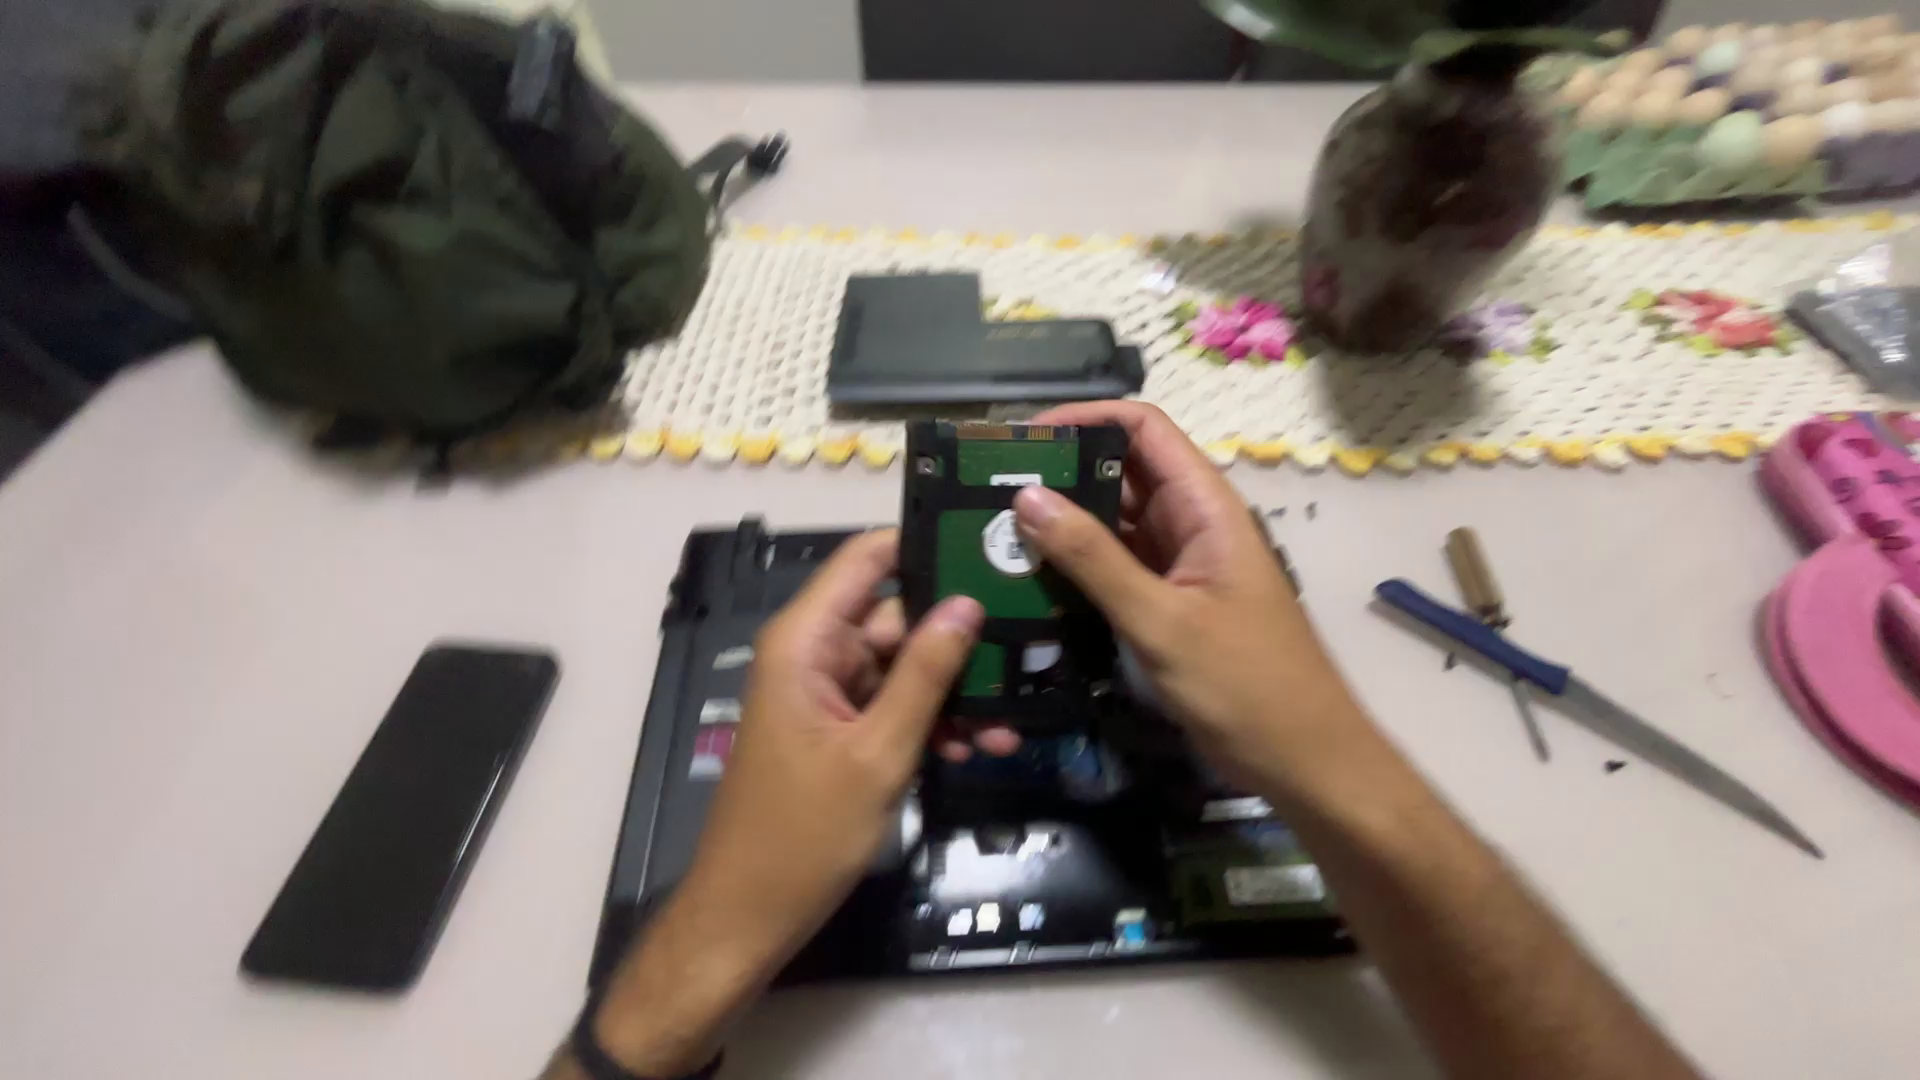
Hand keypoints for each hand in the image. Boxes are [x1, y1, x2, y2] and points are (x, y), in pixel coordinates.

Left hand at [585, 531, 980, 1075]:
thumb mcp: (877, 752)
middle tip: (1026, 645)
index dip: (922, 544)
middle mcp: (816, 652)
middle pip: (897, 615)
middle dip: (957, 636)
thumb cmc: (803, 833)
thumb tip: (968, 604)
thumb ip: (924, 674)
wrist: (750, 915)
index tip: (987, 546)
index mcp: (806, 640)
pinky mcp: (842, 726)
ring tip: (1009, 718)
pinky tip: (977, 744)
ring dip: (953, 689)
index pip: (866, 559)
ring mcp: (830, 691)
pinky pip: (895, 702)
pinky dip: (932, 719)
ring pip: (904, 664)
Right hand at [988, 401, 1376, 800]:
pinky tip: (1025, 574)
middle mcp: (1188, 522)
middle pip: (1120, 472)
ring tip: (993, 527)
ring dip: (1060, 521)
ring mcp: (1174, 564)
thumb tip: (1027, 497)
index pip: (1143, 429)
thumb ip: (1093, 558)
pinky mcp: (1161, 602)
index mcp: (1204, 505)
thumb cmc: (1245, 683)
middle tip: (990, 486)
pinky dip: (1072, 565)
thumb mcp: (1162, 619)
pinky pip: (1109, 567)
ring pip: (1110, 522)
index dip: (1085, 419)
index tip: (1023, 438)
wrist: (1299, 759)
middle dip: (1059, 472)